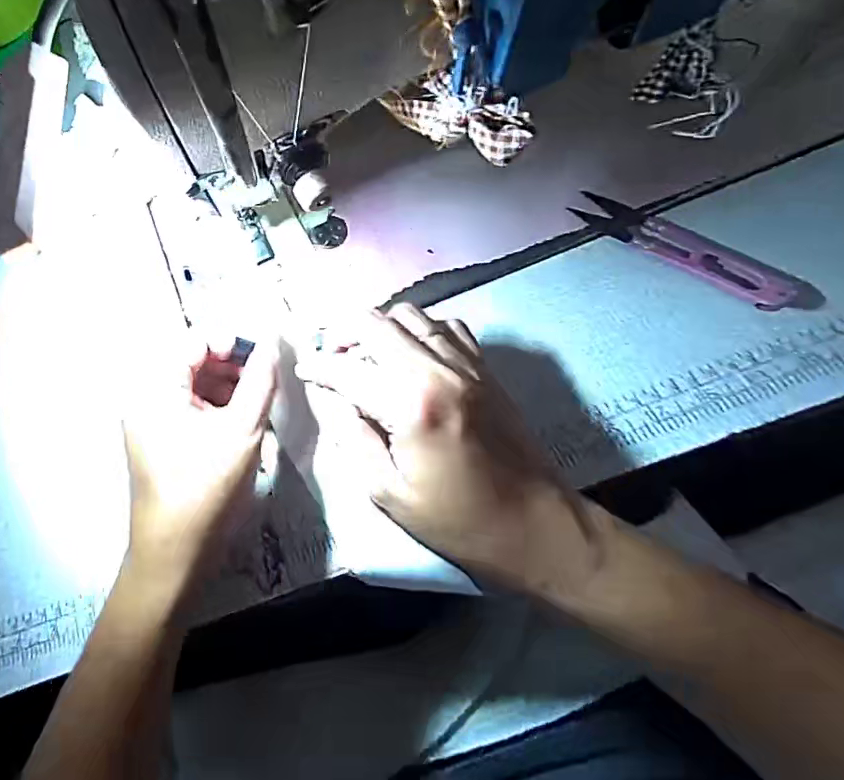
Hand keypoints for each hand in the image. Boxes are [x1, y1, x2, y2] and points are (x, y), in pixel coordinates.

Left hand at [121, 340, 276, 609]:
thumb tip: (273, 343)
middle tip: (264, 380)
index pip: (194, 339)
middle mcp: (143, 394)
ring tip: (255, 403)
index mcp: (155, 385)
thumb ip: (260, 381)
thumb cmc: (206, 490)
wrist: (171, 554)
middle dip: (230, 363)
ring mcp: (146, 417)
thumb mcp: (242, 432)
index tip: (265, 357)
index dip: (232, 341)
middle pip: (190, 359)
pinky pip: (185, 406)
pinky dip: (212, 406)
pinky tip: (237, 423)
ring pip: (190, 383)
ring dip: (224, 385)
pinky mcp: (154, 437)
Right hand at [299, 305, 598, 596]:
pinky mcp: (486, 369)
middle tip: (331, 358)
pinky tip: (412, 357)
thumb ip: (351, 437)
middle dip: (341, 334)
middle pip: (374, 322)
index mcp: (410, 405)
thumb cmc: (458, 521)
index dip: (315, 367)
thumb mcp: (387, 492)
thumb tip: (331, 400)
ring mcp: (466, 365)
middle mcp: (438, 371)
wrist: (539, 529)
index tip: (303, 373)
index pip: (345, 367)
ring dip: (379, 329)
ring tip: (368, 355)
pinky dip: (419, 332)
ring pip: (409, 314)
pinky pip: (445, 326)